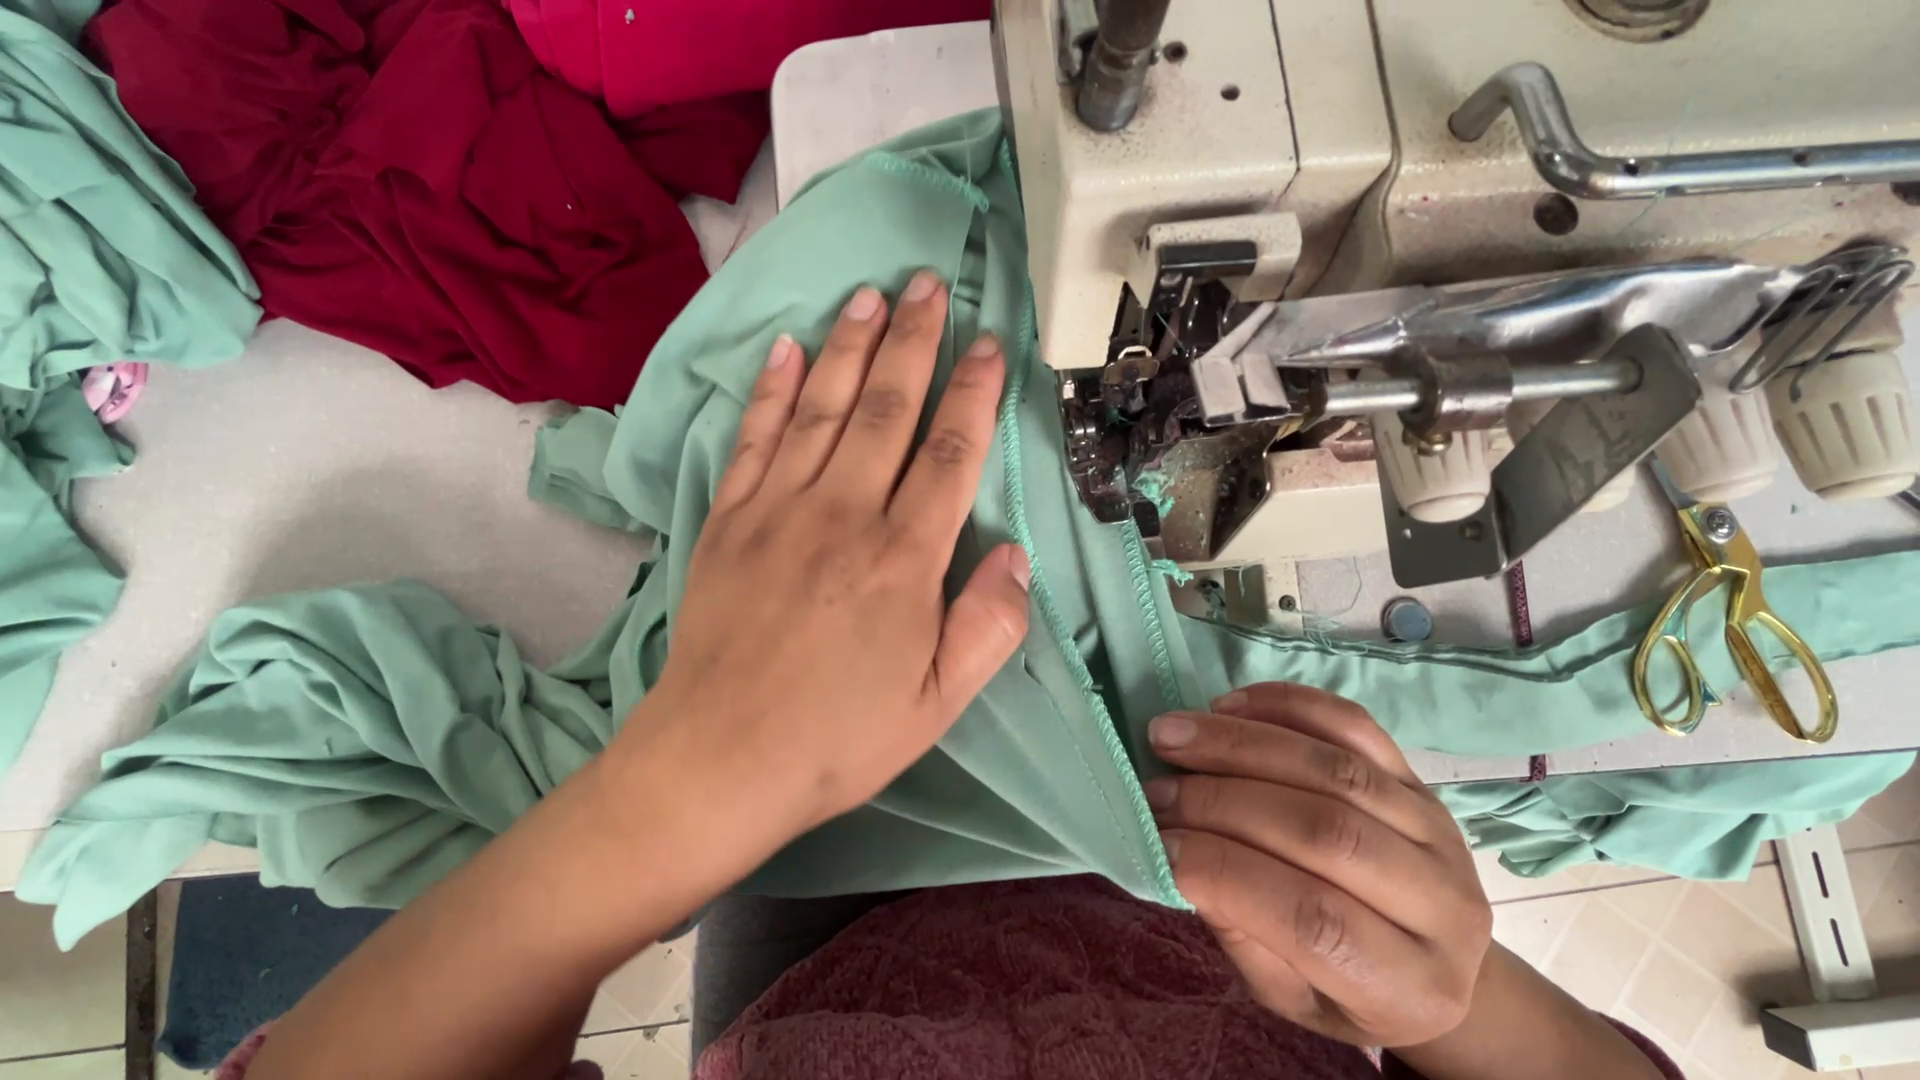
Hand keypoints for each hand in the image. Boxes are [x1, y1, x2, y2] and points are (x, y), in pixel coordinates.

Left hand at [621, 270, 1030, 845]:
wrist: (719, 760)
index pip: (948, 454)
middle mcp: (842, 515)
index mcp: (903, 560)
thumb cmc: (839, 737)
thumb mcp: (938, 703)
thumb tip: (1015, 554)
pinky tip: (788, 349)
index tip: (989, 344)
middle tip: (929, 284)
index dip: (973, 394)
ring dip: (850, 347)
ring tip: (870, 295)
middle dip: (914, 341)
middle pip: (887, 410)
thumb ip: (988, 626)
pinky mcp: (728, 520)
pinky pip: (754, 439)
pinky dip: (772, 390)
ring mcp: (778, 510)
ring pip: (824, 409)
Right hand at [1145, 682, 1491, 1048]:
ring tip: (1173, 736)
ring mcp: (1436, 830)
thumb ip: (1239, 931)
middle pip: (1325, 831)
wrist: (1437, 968)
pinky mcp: (1420, 778)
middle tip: (1156, 789)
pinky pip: (1356, 726)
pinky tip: (1228, 706)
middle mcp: (1440, 903)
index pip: (1313, 918)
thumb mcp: (1288, 995)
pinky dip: (1287, 704)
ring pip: (1335, 769)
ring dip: (1240, 744)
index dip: (1223, 871)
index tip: (1157, 841)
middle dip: (1220, 800)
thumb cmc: (1346, 991)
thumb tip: (1174, 850)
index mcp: (1407, 986)